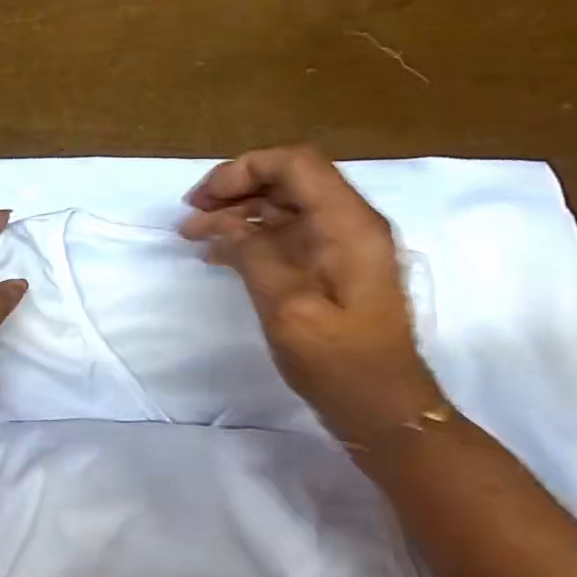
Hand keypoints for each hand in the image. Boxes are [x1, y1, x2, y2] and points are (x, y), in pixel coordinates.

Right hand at [181, 146, 445, 442]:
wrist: (384, 411)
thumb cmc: (340, 364)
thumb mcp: (288, 308)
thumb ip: (252, 254)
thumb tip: (220, 222)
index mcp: (348, 223)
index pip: (296, 164)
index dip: (245, 169)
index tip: (205, 198)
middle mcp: (349, 223)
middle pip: (289, 181)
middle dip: (236, 189)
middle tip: (191, 213)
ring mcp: (342, 246)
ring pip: (285, 207)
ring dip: (240, 213)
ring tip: (193, 233)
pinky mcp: (332, 268)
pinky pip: (289, 236)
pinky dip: (253, 238)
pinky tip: (218, 253)